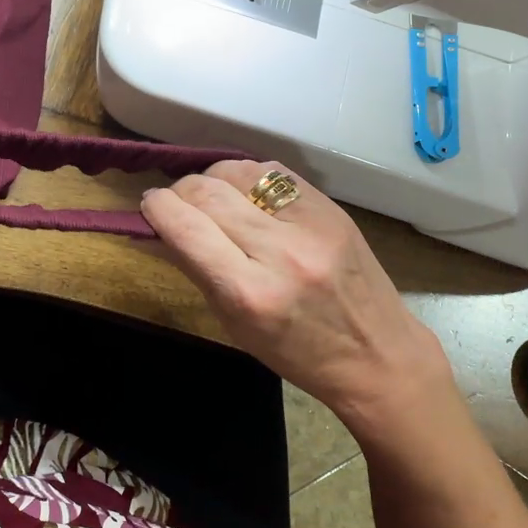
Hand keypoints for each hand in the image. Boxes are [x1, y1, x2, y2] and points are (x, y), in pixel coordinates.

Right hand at [141, 161, 451, 427]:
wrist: (377, 355)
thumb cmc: (294, 351)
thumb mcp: (230, 320)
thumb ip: (192, 265)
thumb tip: (155, 225)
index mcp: (248, 292)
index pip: (184, 226)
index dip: (156, 208)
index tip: (149, 207)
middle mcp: (280, 252)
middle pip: (206, 191)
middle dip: (179, 192)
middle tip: (176, 205)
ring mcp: (311, 225)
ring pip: (237, 171)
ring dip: (212, 179)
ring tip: (212, 198)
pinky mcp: (331, 208)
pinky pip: (272, 171)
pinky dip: (247, 177)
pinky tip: (246, 195)